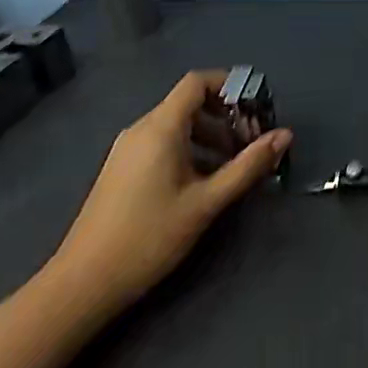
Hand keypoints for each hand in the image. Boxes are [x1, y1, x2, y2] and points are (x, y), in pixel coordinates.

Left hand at [46, 71, 291, 310]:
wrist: (82, 285)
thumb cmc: (149, 237)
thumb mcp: (207, 202)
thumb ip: (248, 165)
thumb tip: (285, 134)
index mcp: (160, 129)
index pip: (197, 82)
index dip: (230, 85)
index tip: (257, 106)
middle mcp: (141, 130)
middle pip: (190, 102)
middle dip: (227, 114)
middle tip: (253, 140)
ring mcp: (128, 150)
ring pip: (179, 124)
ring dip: (212, 134)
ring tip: (236, 162)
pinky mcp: (123, 169)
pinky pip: (164, 142)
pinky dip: (192, 147)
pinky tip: (207, 179)